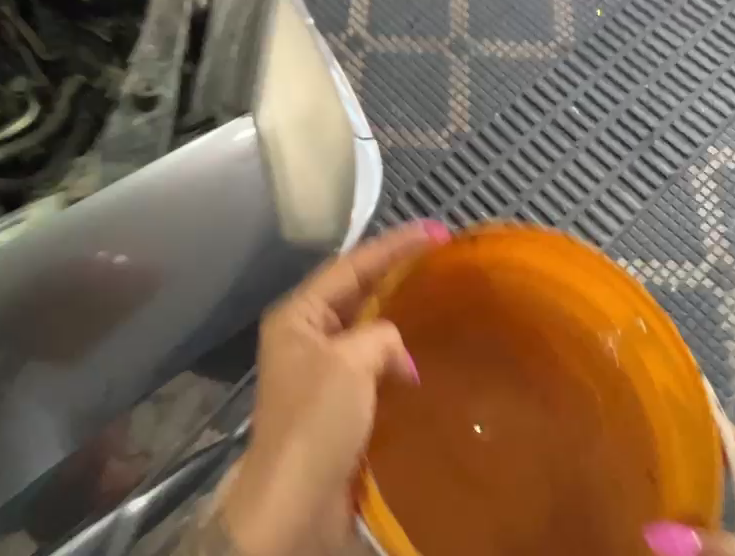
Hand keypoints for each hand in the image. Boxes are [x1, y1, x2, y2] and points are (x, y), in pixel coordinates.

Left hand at [219, 222, 447, 555]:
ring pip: (366, 327)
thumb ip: (380, 336)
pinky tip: (423, 353)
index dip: (393, 245)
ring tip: (437, 295)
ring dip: (398, 314)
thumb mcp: (348, 363)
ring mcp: (321, 368)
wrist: (294, 502)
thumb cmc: (314, 422)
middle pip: (357, 290)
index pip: (351, 265)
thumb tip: (398, 352)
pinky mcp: (337, 402)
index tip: (434, 231)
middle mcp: (306, 334)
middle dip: (396, 272)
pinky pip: (371, 363)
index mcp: (297, 314)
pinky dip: (396, 355)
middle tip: (440, 256)